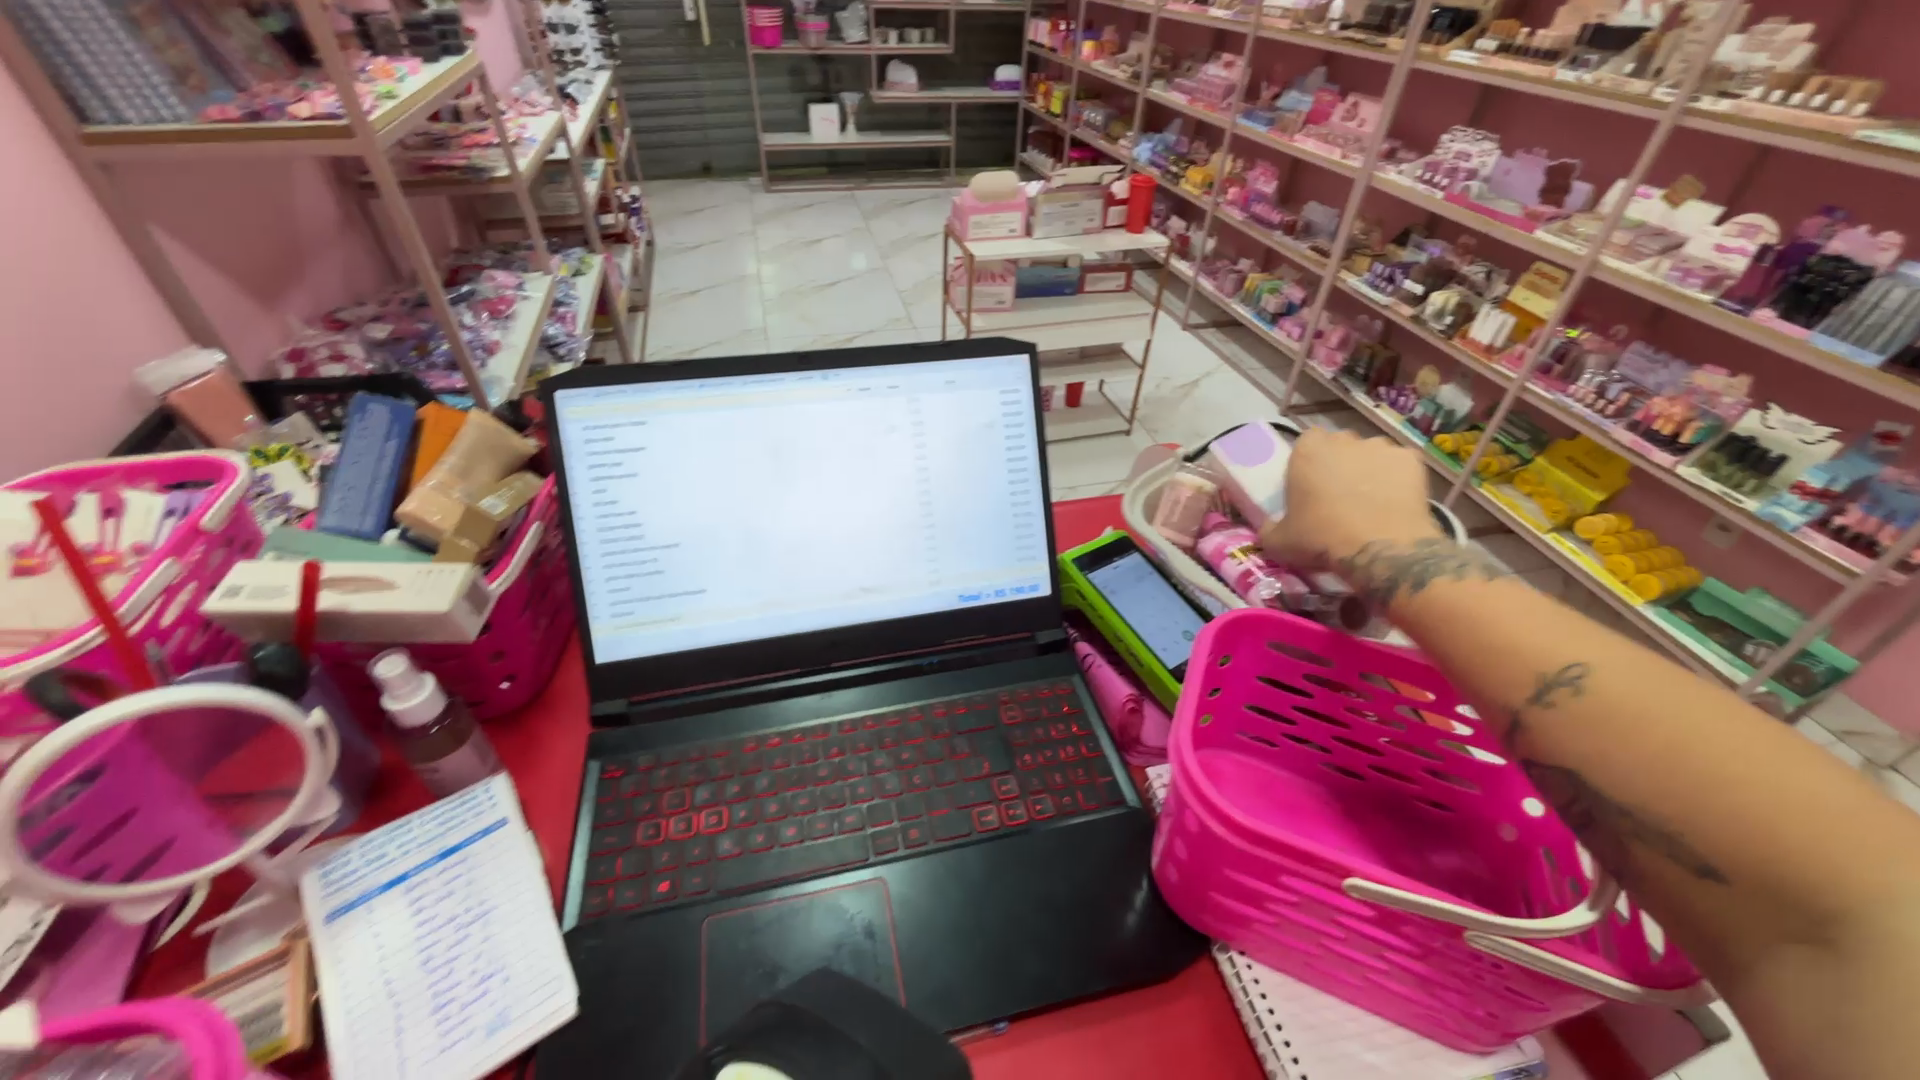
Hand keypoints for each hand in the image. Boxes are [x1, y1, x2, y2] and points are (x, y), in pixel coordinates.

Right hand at [1259, 429, 1440, 565]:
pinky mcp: (1412, 459)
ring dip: (1368, 470)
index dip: (1309, 462)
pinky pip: (1400, 465)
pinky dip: (1397, 479)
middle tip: (1339, 495)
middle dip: (1339, 463)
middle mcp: (1344, 439)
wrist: (1380, 550)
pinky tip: (1395, 502)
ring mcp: (1381, 447)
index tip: (1310, 484)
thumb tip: (1271, 527)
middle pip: (1340, 445)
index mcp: (1308, 450)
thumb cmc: (1321, 539)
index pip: (1306, 442)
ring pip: (1371, 453)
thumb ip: (1270, 527)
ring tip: (1370, 501)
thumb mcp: (1279, 542)